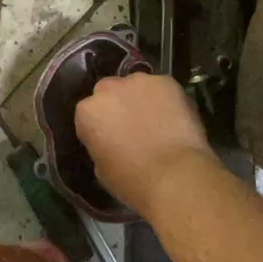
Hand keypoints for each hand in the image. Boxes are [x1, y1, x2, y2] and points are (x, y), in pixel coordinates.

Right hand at [74, 72, 217, 217]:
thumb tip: (111, 140)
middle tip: (133, 128)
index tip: (110, 141)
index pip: (89, 114)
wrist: (174, 176)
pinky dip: (165, 100)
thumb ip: (101, 144)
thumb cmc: (133, 181)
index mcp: (88, 112)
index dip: (100, 128)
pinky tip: (175, 119)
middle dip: (118, 105)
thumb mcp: (102, 169)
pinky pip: (161, 88)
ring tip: (158, 122)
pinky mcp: (165, 80)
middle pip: (109, 92)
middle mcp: (109, 89)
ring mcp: (138, 81)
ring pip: (136, 86)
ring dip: (141, 99)